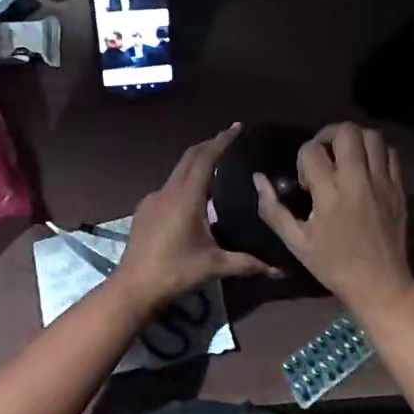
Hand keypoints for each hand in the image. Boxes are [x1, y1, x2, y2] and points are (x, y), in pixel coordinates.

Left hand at [113, 123, 274, 309]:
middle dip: (210, 145)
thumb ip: (248, 263)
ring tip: (216, 166)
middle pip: (190, 157)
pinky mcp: (144, 209)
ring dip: (196, 163)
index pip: (206, 158)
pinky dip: (184, 182)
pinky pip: (168, 187)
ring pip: (178, 171)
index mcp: (186, 196)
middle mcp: (168, 190)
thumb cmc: (176, 272)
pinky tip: (193, 198)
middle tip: (231, 139)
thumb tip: (280, 270)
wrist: (134, 286)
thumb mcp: (215, 266)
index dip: (222, 140)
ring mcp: (153, 198)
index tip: (237, 127)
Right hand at [255, 122, 413, 315]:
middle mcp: (357, 180)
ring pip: (371, 136)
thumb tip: (258, 179)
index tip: (305, 182)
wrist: (381, 286)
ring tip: (343, 156)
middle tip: (322, 154)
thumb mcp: (296, 242)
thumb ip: (273, 209)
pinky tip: (364, 168)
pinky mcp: (398, 189)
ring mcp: (382, 183)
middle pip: (346, 131)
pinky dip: (375, 151)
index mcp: (330, 194)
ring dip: (353, 138)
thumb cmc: (334, 265)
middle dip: (327, 135)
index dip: (302, 158)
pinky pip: (390, 153)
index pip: (312, 150)